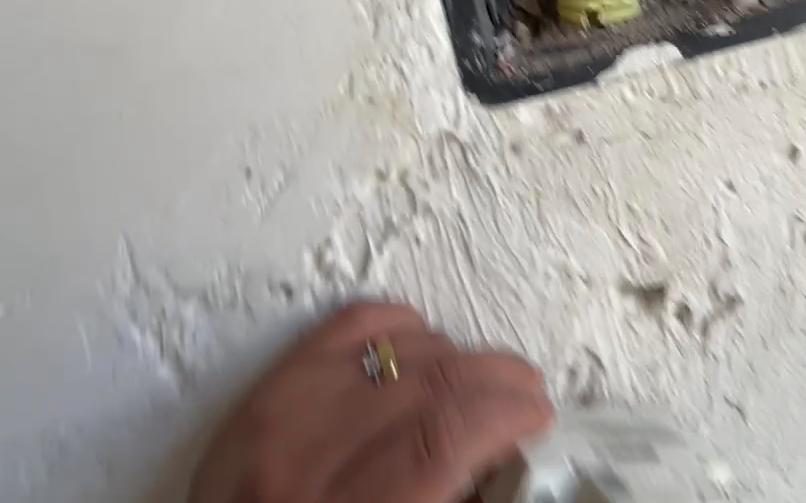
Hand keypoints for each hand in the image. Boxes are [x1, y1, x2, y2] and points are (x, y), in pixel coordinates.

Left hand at [190, 301, 552, 502]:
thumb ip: (451, 502)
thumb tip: (506, 457)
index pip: (442, 437)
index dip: (506, 413)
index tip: (537, 416)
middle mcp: (303, 460)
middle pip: (432, 381)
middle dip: (499, 377)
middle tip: (525, 392)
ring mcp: (280, 411)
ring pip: (404, 346)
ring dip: (459, 356)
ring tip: (475, 384)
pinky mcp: (268, 384)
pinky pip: (356, 321)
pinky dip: (405, 323)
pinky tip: (424, 346)